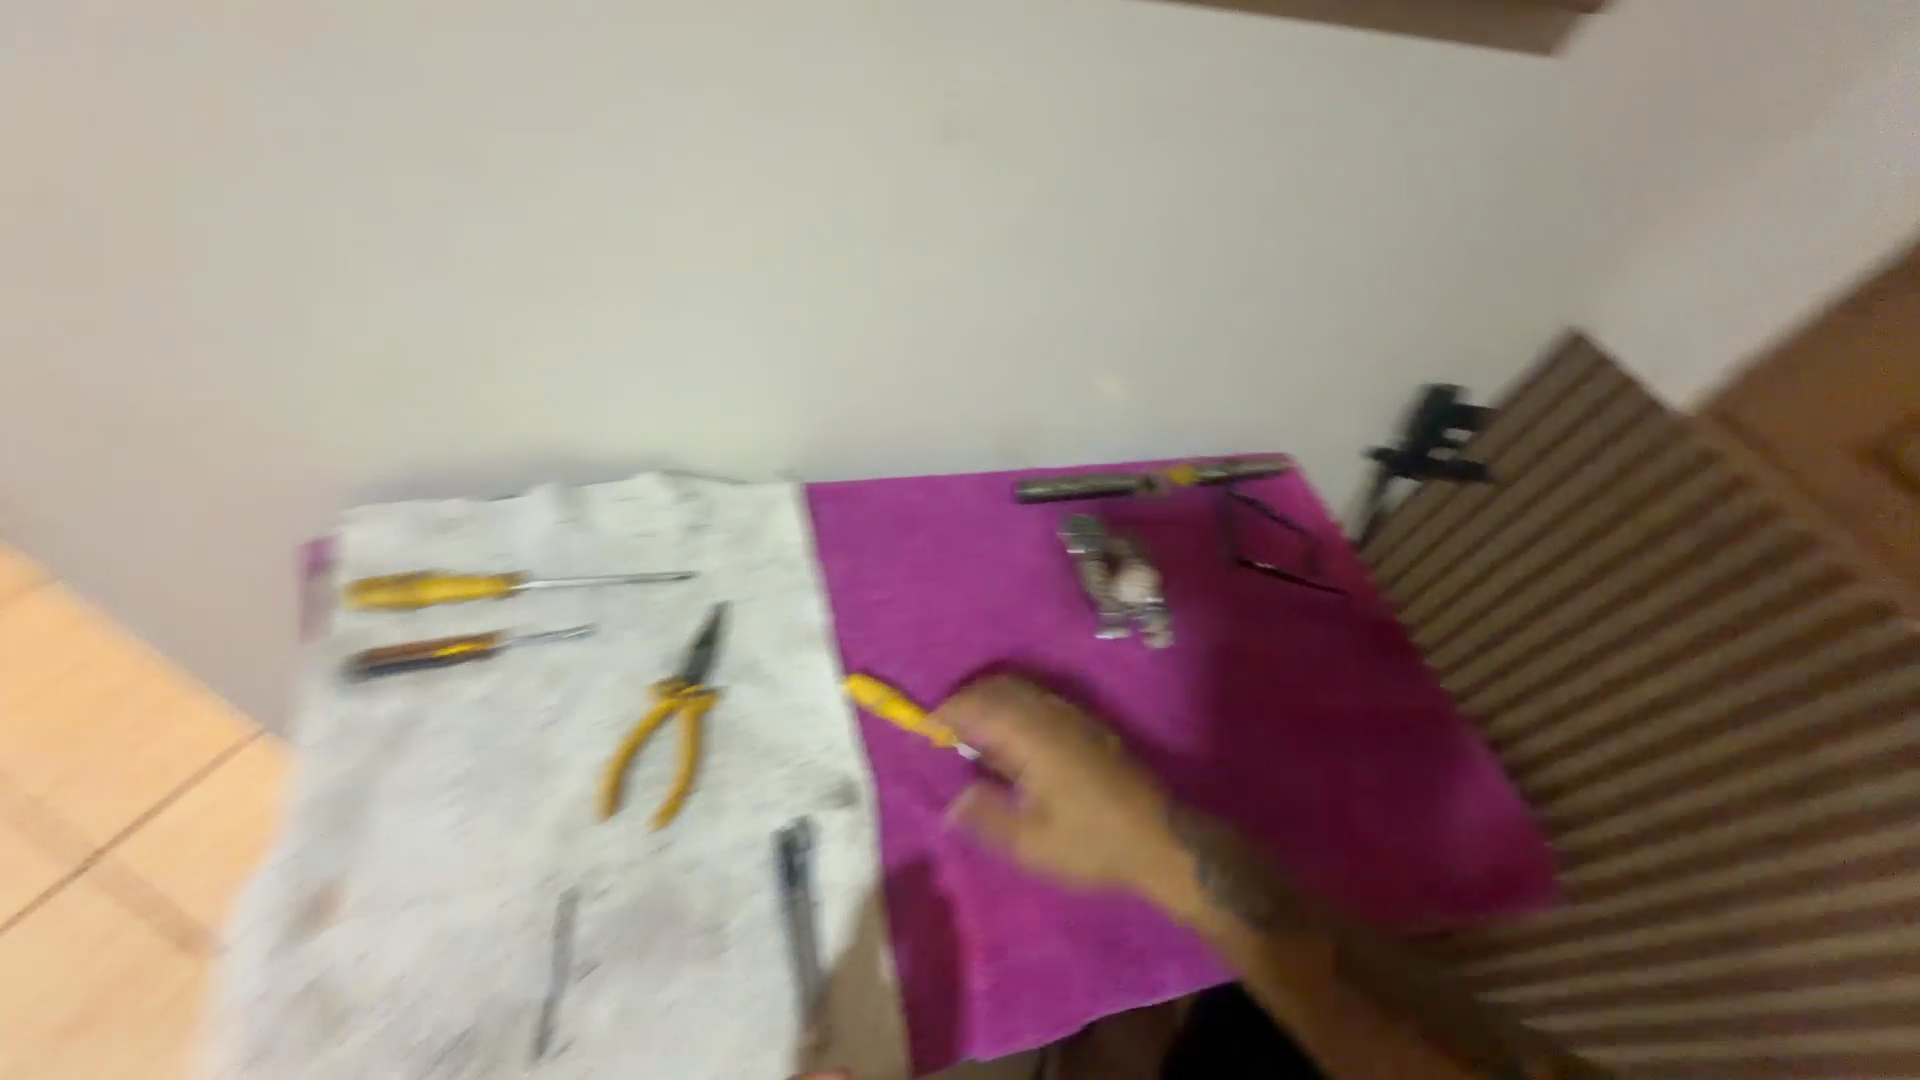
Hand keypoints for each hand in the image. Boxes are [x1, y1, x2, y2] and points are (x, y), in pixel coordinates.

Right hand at [937, 676, 1194, 911]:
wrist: (1161, 840)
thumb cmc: (1092, 843)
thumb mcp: (1031, 844)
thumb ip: (986, 817)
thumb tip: (953, 801)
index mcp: (1033, 737)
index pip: (980, 705)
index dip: (949, 711)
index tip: (927, 727)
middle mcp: (1053, 715)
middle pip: (1001, 687)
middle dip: (967, 700)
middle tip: (945, 729)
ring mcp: (1074, 718)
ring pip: (1022, 691)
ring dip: (992, 703)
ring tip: (973, 739)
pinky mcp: (1088, 728)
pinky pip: (1040, 702)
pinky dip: (1014, 710)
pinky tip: (1012, 747)